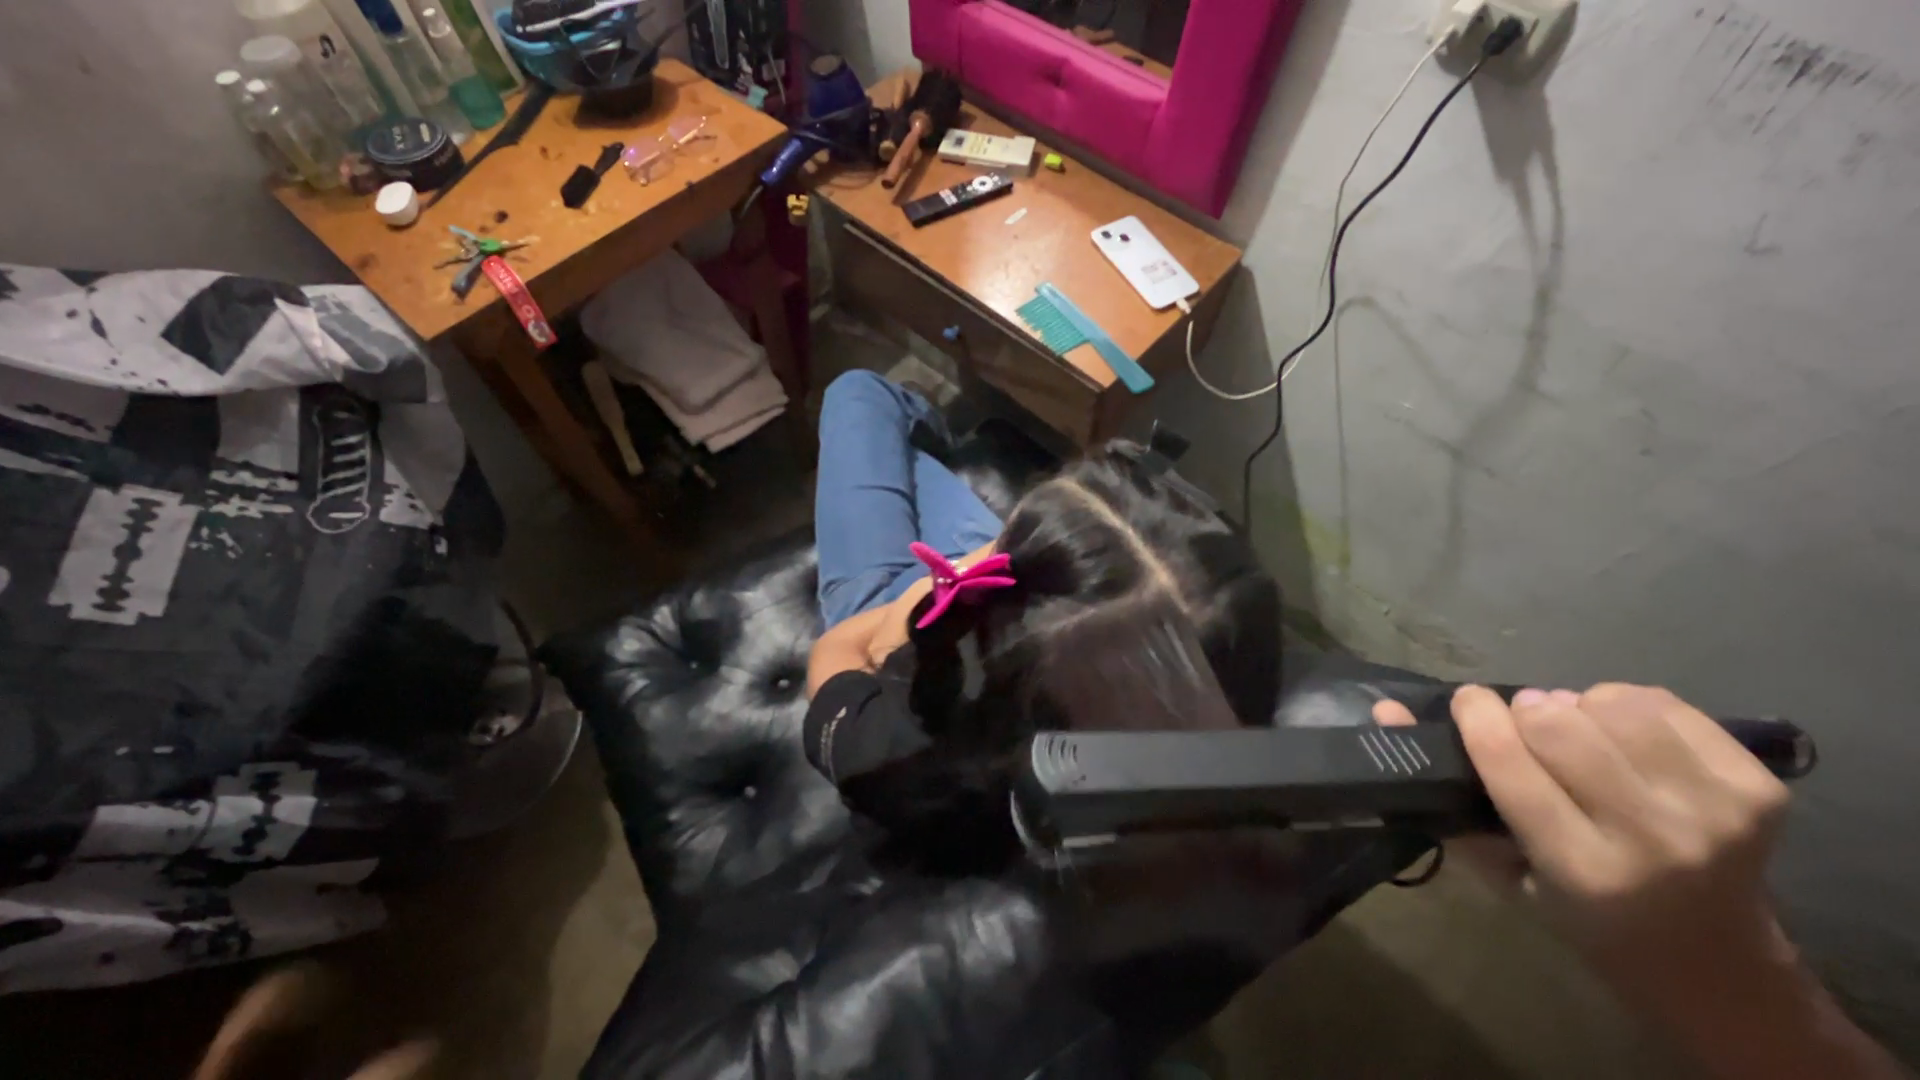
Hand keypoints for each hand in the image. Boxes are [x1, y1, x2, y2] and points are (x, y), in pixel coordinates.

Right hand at [1376, 685, 1792, 1012]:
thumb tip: (1386, 713)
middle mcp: (1654, 839)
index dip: (1477, 716)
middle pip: (1562, 725)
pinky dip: (1630, 705)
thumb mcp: (1504, 873)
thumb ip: (1446, 798)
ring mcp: (1716, 812)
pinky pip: (1668, 705)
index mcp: (1582, 869)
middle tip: (1523, 725)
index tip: (1465, 701)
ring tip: (1578, 731)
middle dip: (1527, 711)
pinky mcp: (1758, 790)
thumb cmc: (1585, 921)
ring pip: (1615, 705)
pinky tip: (1625, 734)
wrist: (1715, 964)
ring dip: (1580, 707)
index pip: (1511, 762)